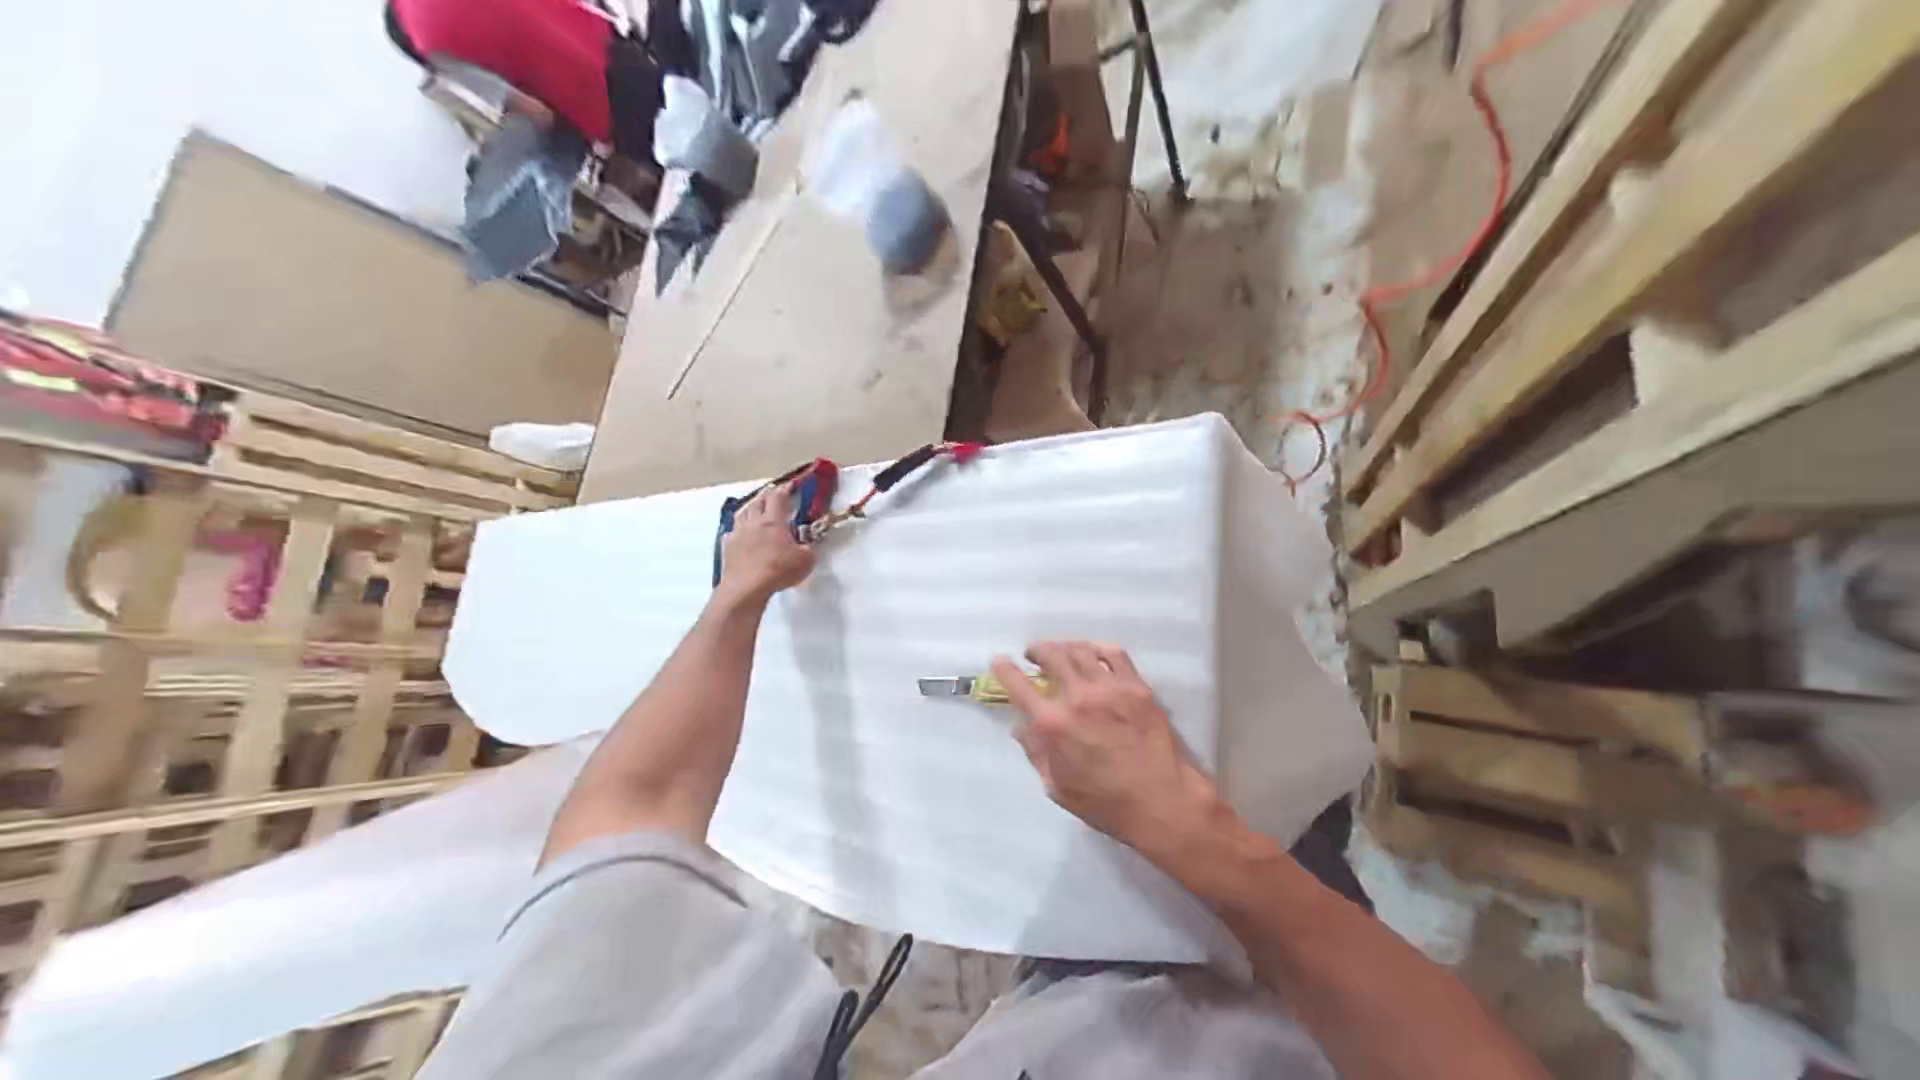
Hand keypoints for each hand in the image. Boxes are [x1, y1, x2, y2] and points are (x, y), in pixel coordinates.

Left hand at [718, 484, 815, 603]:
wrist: (746, 588)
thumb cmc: (778, 570)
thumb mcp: (805, 560)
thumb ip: (808, 549)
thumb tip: (807, 545)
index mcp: (773, 521)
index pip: (779, 497)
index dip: (786, 488)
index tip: (791, 484)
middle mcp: (753, 522)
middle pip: (758, 501)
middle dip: (767, 494)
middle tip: (773, 491)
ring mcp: (738, 534)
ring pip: (743, 513)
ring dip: (751, 507)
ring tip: (755, 506)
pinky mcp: (728, 547)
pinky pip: (734, 531)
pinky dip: (740, 527)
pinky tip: (741, 531)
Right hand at [992, 642, 1222, 858]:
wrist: (1163, 801)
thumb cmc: (1106, 803)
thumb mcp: (1058, 787)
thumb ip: (1035, 753)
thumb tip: (1019, 728)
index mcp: (1052, 725)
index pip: (1018, 685)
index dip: (1004, 668)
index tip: (1000, 661)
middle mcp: (1077, 698)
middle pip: (1051, 655)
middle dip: (1036, 650)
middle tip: (1033, 654)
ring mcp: (1109, 688)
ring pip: (1080, 650)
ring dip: (1064, 647)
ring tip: (1061, 652)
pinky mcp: (1136, 687)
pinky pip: (1114, 654)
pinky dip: (1098, 648)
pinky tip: (1094, 654)